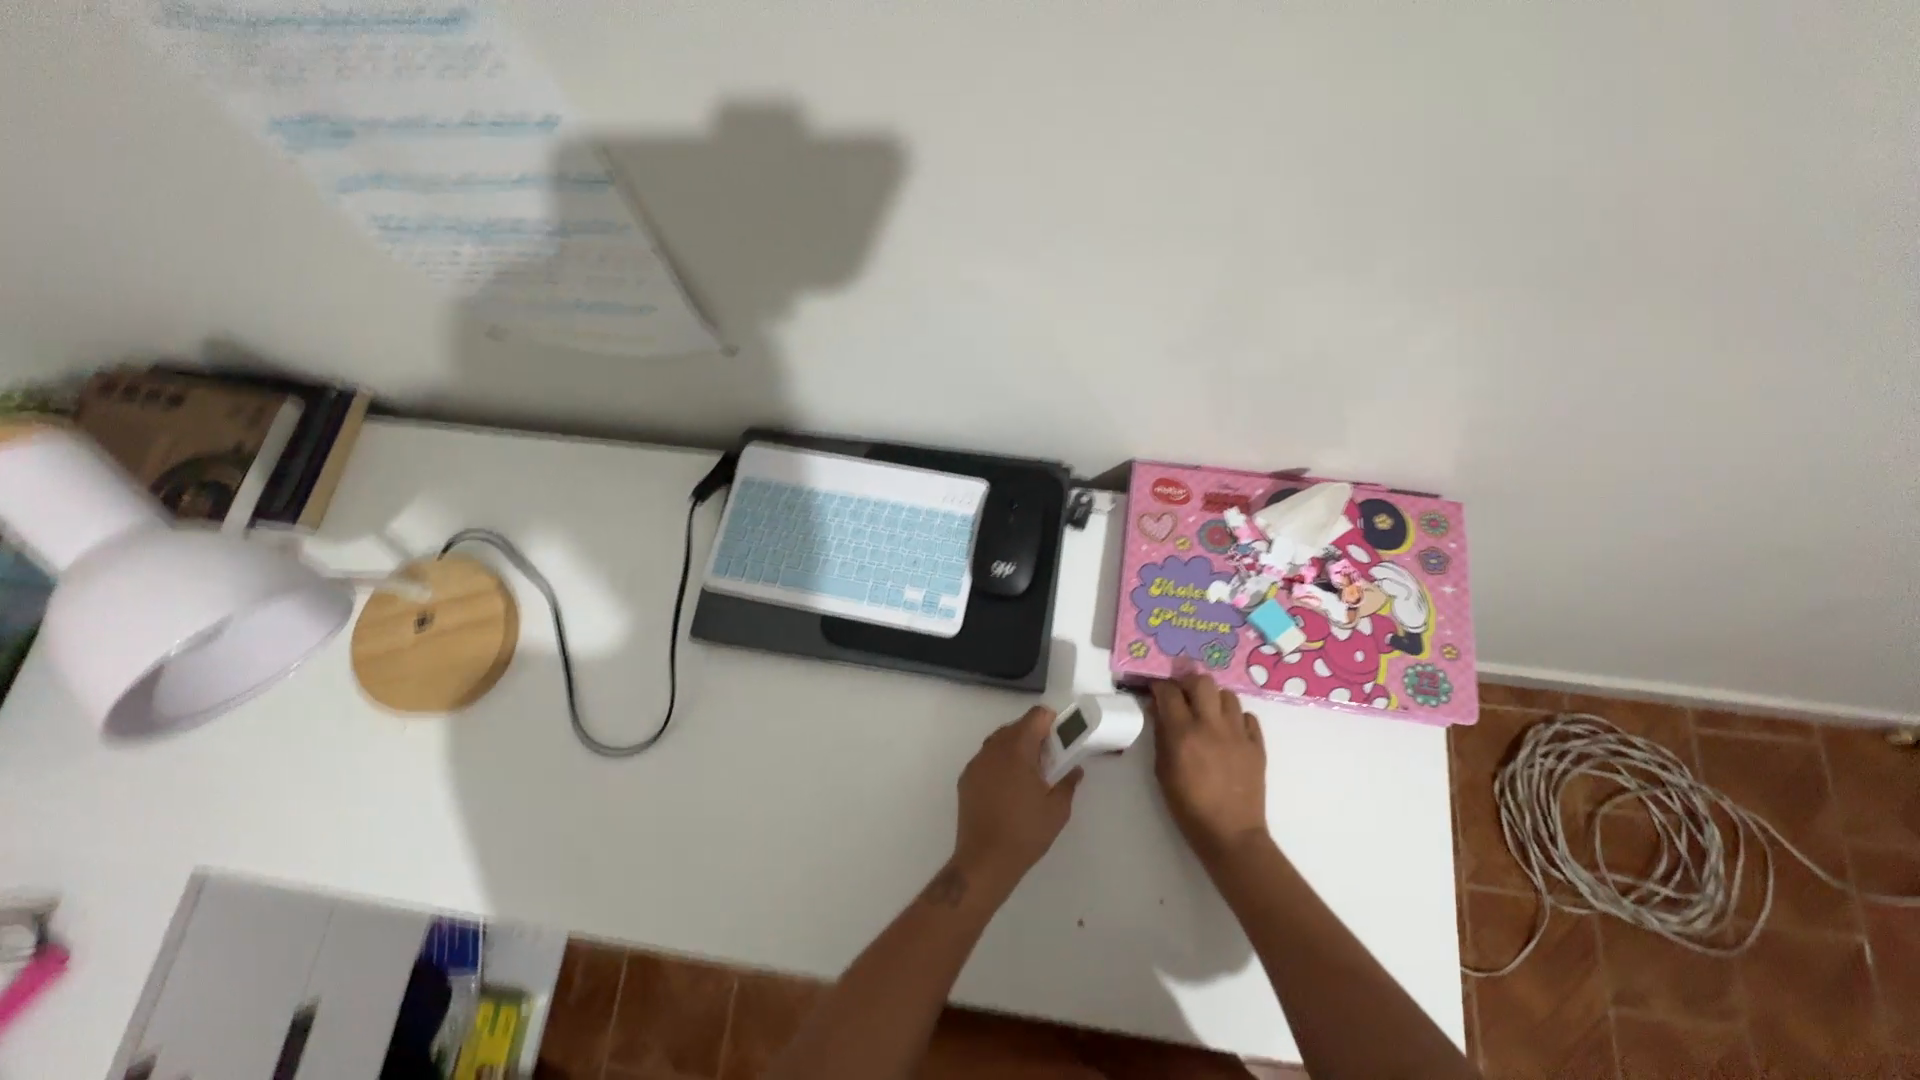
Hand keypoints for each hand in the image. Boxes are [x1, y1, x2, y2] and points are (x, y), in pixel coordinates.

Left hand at [951, 706, 1080, 891]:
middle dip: (1034, 735)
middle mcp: (993, 750)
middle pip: (1016, 726)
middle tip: (1050, 759)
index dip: (1051, 722)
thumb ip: (1068, 783)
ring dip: (1016, 748)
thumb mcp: (1057, 809)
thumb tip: (1074, 770)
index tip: (1061, 740)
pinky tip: (1009, 787)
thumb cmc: (1025, 832)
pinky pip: (986, 759)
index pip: (1035, 716)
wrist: (985, 859)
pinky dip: (999, 763)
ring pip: (998, 741)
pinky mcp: (966, 779)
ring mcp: (976, 763)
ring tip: (1030, 774)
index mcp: (1017, 750)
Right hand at [1149, 674, 1270, 863]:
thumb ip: (1161, 736)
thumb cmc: (1188, 807)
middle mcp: (1212, 726)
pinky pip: (1248, 717)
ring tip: (1207, 714)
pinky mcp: (1257, 744)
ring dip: (1213, 700)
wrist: (1230, 833)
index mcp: (1183, 734)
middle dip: (1188, 683)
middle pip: (1202, 681)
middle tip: (1183, 696)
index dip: (1159, 687)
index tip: (1156, 691)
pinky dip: (1236, 718)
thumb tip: (1160, 712)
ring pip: (1228, 695)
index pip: (1169, 692)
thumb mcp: (1163, 772)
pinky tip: (1228, 732)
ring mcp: (1239, 733)